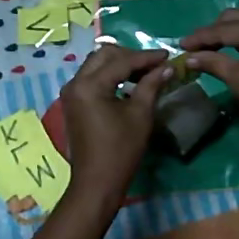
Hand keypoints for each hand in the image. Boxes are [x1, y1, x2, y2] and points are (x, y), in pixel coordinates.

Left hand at [59, 45, 173, 196]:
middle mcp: (75, 83)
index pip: (121, 61)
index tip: (168, 56)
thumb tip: (167, 68)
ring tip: (144, 73)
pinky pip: (92, 77)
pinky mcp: (73, 102)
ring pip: (96, 64)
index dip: (147, 57)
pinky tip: (128, 84)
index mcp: (89, 85)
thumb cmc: (121, 150)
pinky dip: (110, 75)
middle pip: (104, 55)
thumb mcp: (140, 115)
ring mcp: (71, 92)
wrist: (96, 183)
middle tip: (154, 65)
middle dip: (130, 56)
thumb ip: (151, 85)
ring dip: (120, 64)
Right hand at [180, 10, 238, 133]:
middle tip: (192, 48)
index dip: (200, 38)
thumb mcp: (238, 80)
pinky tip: (225, 48)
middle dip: (211, 32)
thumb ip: (212, 62)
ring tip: (205, 49)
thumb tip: (188, 57)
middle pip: (232, 18)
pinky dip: (238, 37)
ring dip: (224, 33)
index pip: (223, 29)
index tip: (179, 45)